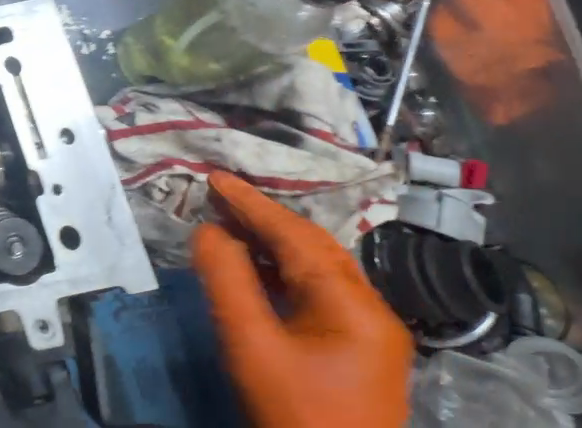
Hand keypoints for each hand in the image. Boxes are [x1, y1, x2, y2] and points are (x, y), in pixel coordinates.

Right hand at [192, 171, 412, 427]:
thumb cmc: (294, 413)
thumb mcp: (251, 344)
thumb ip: (227, 279)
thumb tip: (210, 231)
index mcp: (354, 304)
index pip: (296, 236)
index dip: (251, 203)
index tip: (213, 177)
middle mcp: (371, 310)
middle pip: (313, 246)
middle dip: (262, 216)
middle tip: (215, 195)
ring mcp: (369, 332)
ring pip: (317, 268)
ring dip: (271, 241)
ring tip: (226, 221)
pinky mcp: (357, 350)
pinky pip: (317, 292)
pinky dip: (281, 269)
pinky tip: (252, 265)